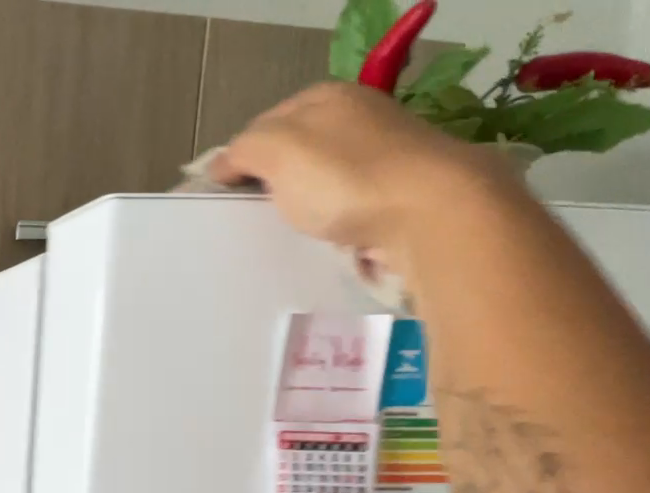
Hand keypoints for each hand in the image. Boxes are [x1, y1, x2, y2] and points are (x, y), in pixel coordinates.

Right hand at [210, 82, 521, 258]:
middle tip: (251, 218)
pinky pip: (346, 206)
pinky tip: (322, 238)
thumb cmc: (344, 177)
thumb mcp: (276, 149)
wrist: (428, 213)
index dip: (238, 160)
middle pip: (293, 153)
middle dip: (270, 183)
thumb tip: (221, 164)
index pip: (262, 126)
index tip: (223, 197)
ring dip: (300, 206)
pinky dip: (329, 222)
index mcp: (325, 97)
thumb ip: (241, 150)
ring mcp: (381, 154)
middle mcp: (356, 117)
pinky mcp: (396, 192)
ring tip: (284, 233)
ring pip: (319, 181)